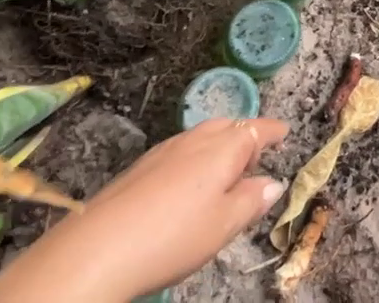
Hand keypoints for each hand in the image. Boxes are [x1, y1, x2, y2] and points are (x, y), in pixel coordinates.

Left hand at [0, 118, 289, 302]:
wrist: (93, 251)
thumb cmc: (172, 236)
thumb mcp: (224, 225)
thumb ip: (252, 201)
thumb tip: (272, 183)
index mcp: (223, 148)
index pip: (256, 130)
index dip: (273, 131)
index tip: (285, 132)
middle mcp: (194, 140)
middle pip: (227, 127)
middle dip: (244, 137)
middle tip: (254, 162)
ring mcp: (162, 152)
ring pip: (200, 138)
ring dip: (217, 148)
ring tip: (222, 176)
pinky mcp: (138, 169)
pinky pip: (178, 153)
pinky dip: (192, 160)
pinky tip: (185, 187)